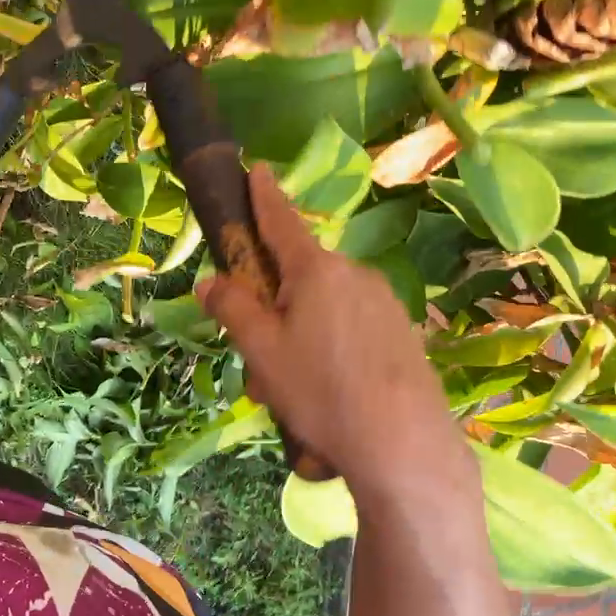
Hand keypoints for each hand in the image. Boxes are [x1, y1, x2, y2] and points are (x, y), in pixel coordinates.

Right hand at [196, 165, 471, 503]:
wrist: (405, 447)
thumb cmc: (321, 391)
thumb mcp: (261, 351)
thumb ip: (232, 308)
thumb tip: (211, 280)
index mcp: (317, 270)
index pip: (282, 221)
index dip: (264, 196)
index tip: (258, 168)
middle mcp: (354, 275)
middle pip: (297, 278)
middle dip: (271, 310)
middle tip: (259, 363)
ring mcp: (383, 304)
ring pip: (321, 311)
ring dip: (297, 340)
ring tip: (291, 395)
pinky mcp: (402, 333)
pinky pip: (349, 330)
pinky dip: (328, 353)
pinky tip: (328, 398)